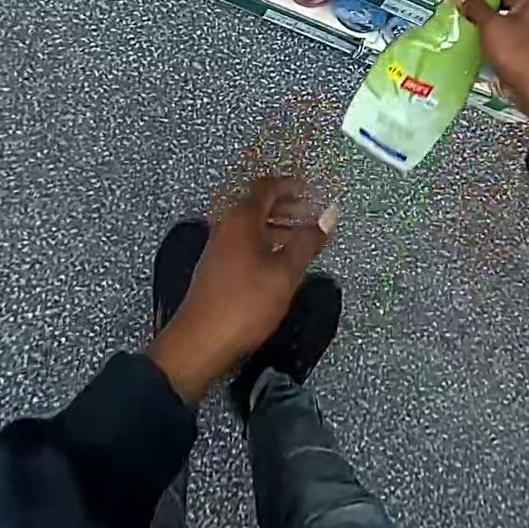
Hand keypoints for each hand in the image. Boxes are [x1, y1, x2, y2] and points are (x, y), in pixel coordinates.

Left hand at [147, 177, 328, 403]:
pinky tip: (279, 261)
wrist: (199, 342)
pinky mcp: (216, 267)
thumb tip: (329, 215)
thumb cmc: (245, 302)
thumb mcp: (284, 272)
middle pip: (258, 204)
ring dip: (277, 225)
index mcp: (242, 220)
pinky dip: (265, 241)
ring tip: (301, 237)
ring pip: (252, 224)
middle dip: (286, 205)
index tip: (310, 190)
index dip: (289, 185)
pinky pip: (245, 241)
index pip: (266, 187)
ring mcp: (219, 247)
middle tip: (310, 213)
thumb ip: (307, 241)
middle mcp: (227, 227)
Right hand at [455, 0, 528, 132]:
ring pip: (521, 17)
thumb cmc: (521, 55)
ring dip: (501, 20)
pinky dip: (511, 35)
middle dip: (493, 2)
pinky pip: (526, 34)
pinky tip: (494, 43)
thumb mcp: (491, 28)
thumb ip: (475, 7)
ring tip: (478, 26)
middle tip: (470, 8)